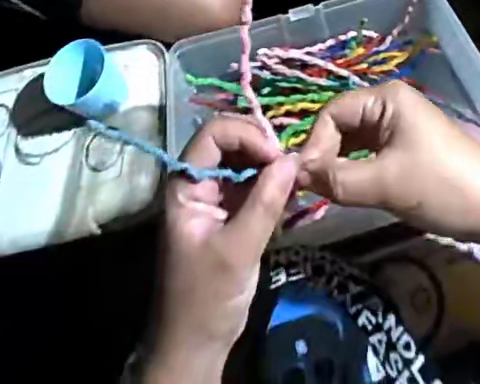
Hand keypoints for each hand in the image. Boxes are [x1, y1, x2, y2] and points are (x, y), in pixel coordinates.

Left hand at [145, 116, 297, 380]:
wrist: (195, 345)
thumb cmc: (206, 298)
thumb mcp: (238, 250)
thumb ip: (265, 202)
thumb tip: (293, 159)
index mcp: (185, 183)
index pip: (214, 134)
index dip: (246, 135)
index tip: (277, 156)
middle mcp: (197, 180)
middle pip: (230, 140)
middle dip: (261, 146)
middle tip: (290, 165)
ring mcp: (214, 194)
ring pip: (244, 159)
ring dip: (269, 164)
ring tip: (294, 180)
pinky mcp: (230, 210)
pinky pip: (252, 181)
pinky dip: (271, 183)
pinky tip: (289, 193)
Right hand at [297, 80, 479, 244]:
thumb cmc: (442, 187)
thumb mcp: (385, 184)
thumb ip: (336, 179)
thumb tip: (296, 176)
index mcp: (385, 98)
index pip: (332, 112)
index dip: (314, 144)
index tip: (304, 180)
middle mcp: (389, 104)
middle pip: (341, 124)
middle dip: (324, 154)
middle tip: (312, 190)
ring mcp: (399, 126)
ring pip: (353, 141)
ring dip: (338, 164)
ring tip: (325, 193)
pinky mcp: (406, 147)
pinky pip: (368, 153)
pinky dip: (354, 170)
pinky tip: (347, 191)